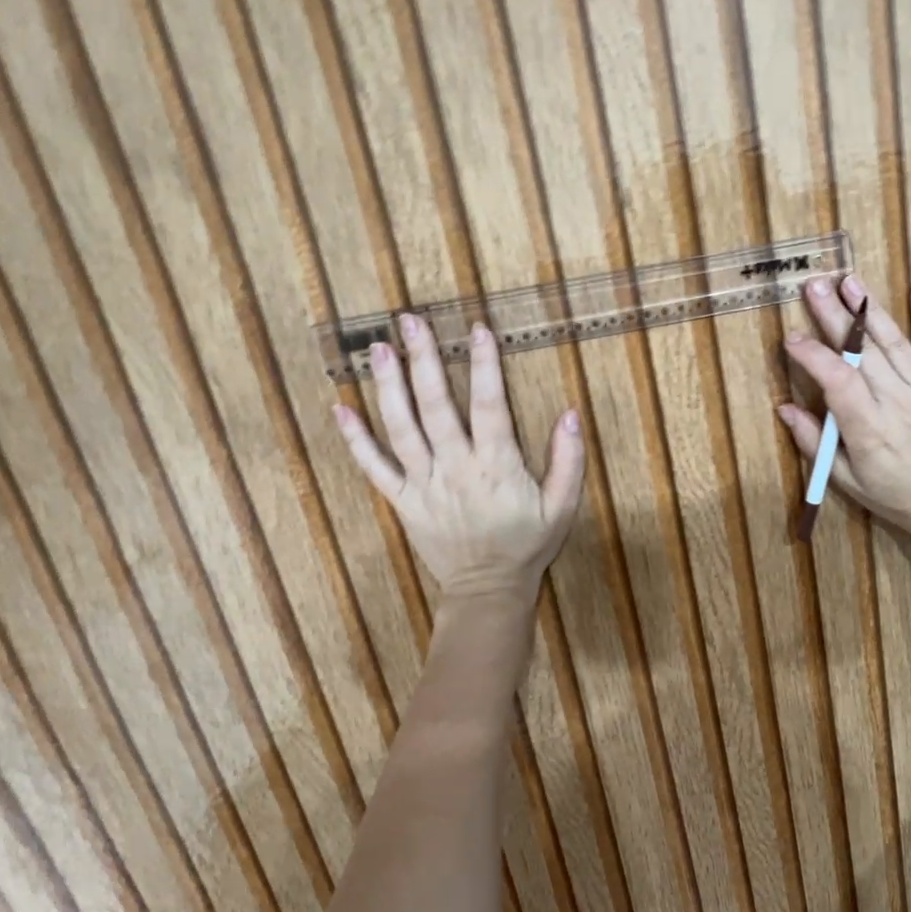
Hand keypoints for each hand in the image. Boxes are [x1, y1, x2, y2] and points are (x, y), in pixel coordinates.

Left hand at [333, 316, 584, 608]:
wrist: (487, 590)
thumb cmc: (528, 544)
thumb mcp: (563, 506)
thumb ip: (568, 461)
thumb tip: (570, 414)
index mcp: (497, 467)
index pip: (489, 407)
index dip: (484, 367)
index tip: (477, 329)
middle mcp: (456, 469)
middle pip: (436, 407)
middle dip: (424, 361)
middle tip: (409, 321)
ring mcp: (424, 485)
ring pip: (402, 429)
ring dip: (388, 387)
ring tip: (378, 349)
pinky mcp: (402, 501)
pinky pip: (375, 468)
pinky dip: (356, 440)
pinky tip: (340, 409)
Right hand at [778, 274, 910, 546]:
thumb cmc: (895, 496)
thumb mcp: (847, 482)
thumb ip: (816, 443)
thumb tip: (785, 409)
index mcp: (869, 430)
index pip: (838, 381)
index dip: (814, 356)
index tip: (792, 339)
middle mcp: (897, 404)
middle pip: (863, 352)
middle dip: (836, 316)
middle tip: (814, 285)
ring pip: (894, 342)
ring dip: (870, 309)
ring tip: (849, 280)